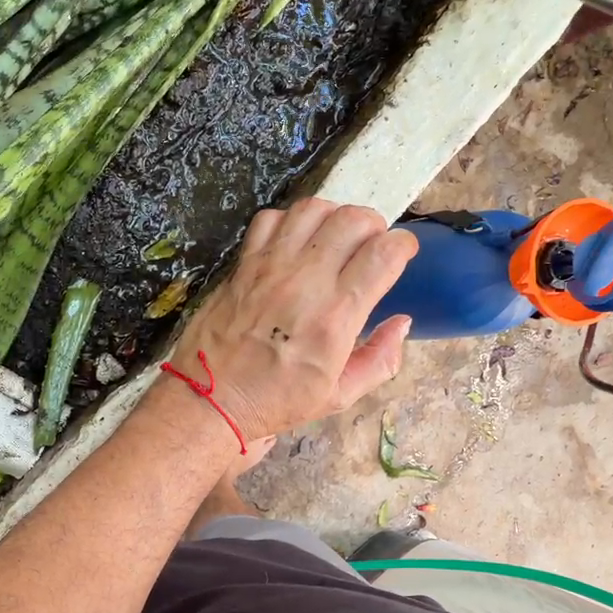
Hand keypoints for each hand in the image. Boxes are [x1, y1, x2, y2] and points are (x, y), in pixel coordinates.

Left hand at [166, 198, 416, 443]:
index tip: (399, 256)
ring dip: (332, 217)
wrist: (210, 402)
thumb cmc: (274, 402)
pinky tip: (292, 244)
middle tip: (368, 247)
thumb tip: (402, 323)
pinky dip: (287, 222)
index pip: (384, 252)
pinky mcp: (241, 267)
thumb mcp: (338, 396)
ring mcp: (268, 270)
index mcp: (335, 317)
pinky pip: (268, 220)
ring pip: (312, 210)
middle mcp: (304, 283)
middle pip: (352, 219)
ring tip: (331, 240)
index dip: (402, 246)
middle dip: (372, 226)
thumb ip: (379, 359)